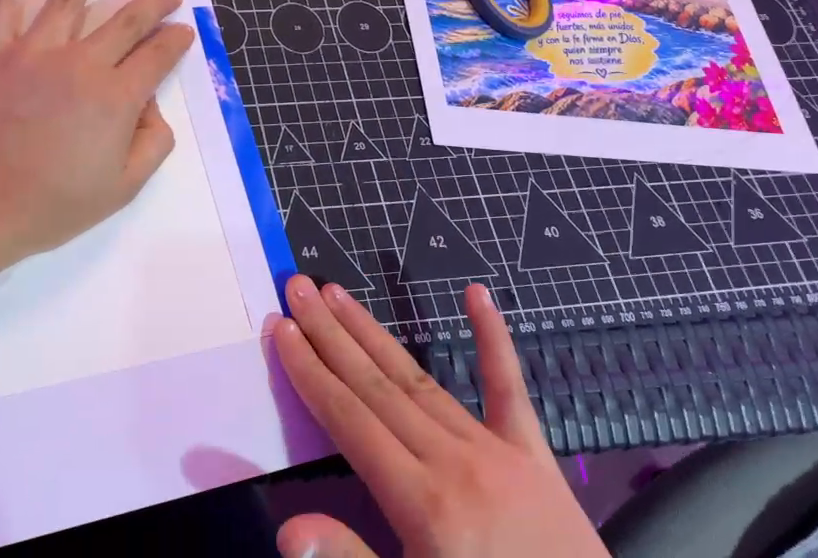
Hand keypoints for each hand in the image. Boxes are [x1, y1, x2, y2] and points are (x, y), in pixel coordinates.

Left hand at [0, 0, 194, 273]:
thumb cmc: (50, 205)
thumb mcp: (121, 189)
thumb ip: (151, 144)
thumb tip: (152, 105)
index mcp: (116, 97)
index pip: (158, 55)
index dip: (177, 41)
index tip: (183, 32)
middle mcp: (81, 62)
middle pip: (126, 20)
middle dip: (153, 2)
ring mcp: (34, 49)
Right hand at [272, 276, 606, 557]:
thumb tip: (286, 529)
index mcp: (422, 504)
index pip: (349, 419)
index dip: (310, 372)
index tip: (281, 328)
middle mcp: (454, 464)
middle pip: (376, 386)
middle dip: (330, 334)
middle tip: (298, 287)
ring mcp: (498, 453)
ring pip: (419, 379)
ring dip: (373, 334)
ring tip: (338, 294)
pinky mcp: (536, 456)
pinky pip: (509, 390)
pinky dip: (494, 340)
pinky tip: (477, 294)